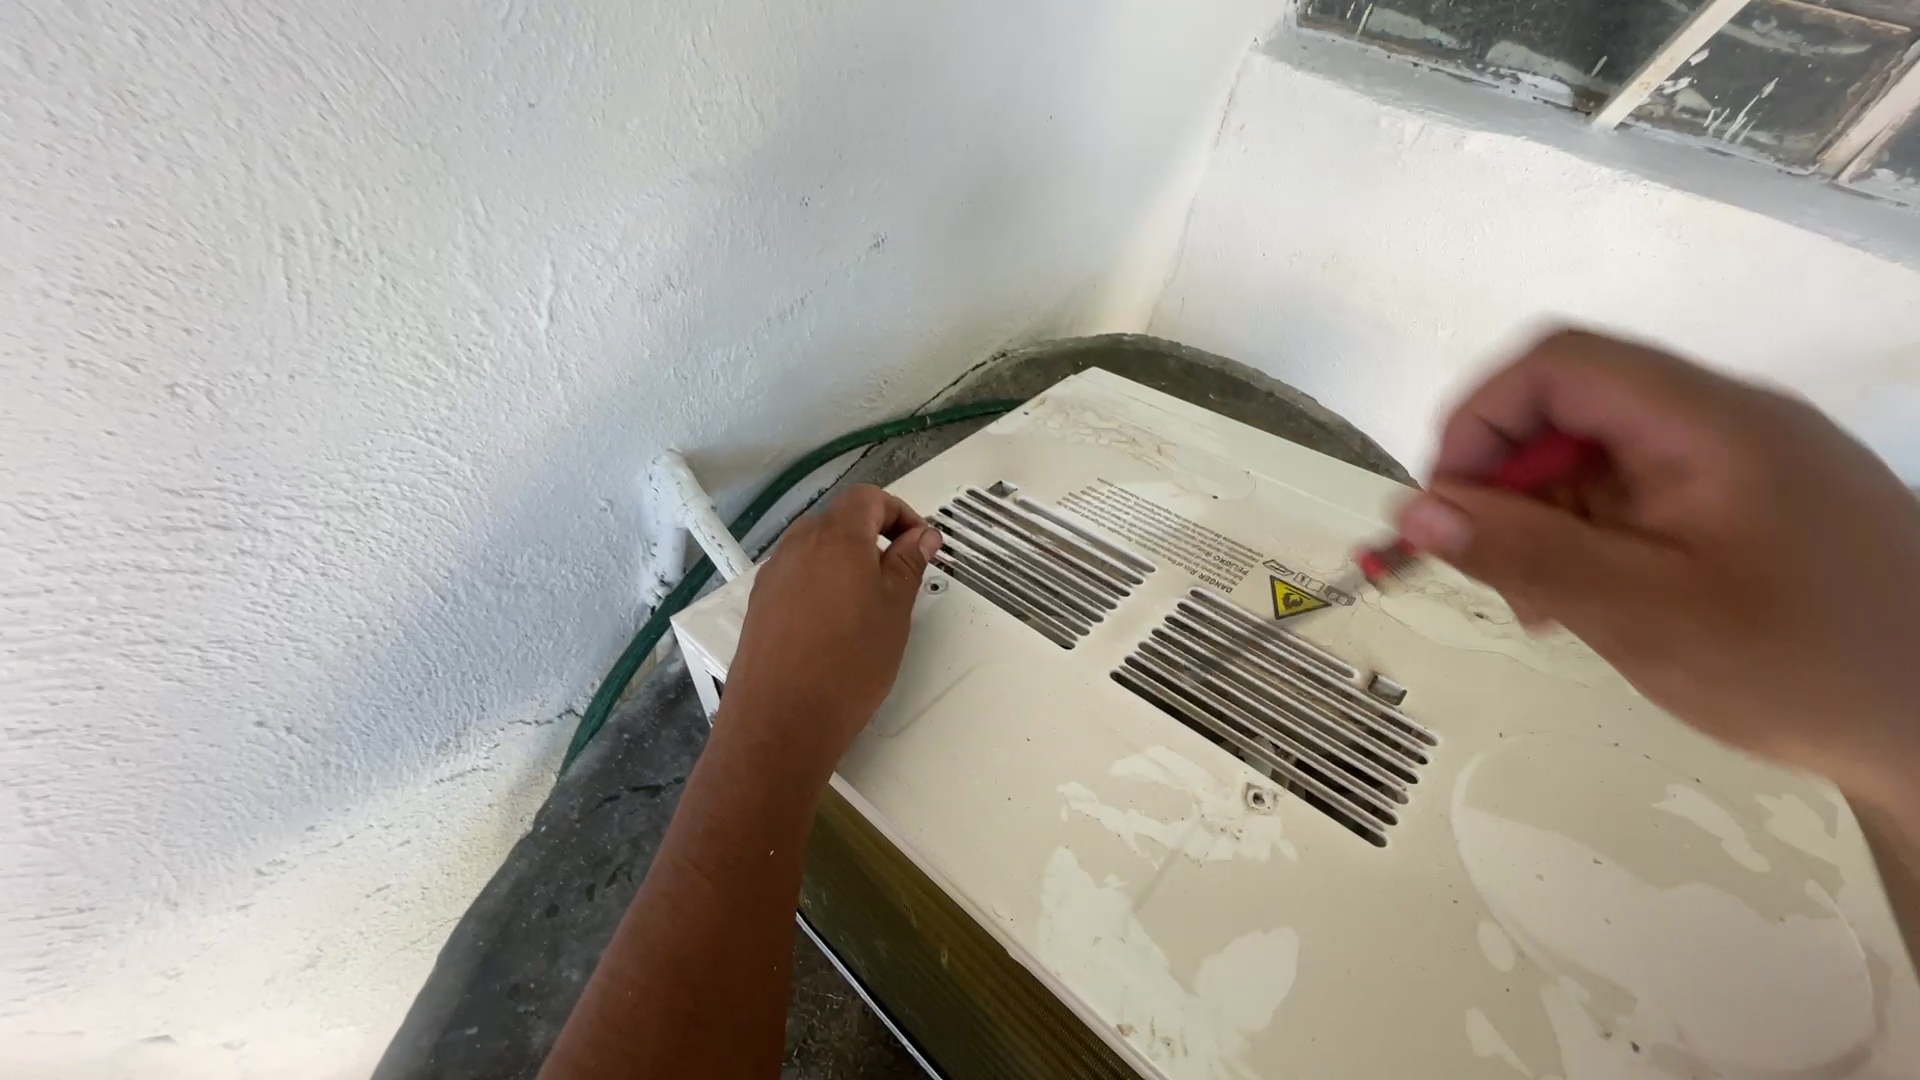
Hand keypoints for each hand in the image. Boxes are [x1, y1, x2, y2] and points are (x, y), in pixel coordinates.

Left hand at [717, 484, 941, 776]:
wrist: (781, 719)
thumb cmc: (850, 661)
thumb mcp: (895, 609)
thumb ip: (908, 562)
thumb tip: (922, 535)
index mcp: (836, 536)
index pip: (868, 498)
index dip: (900, 513)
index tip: (921, 545)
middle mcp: (797, 544)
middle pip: (839, 519)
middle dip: (873, 535)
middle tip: (899, 574)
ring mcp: (773, 574)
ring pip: (816, 547)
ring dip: (846, 560)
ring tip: (868, 602)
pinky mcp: (759, 603)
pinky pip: (797, 575)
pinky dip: (821, 582)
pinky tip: (834, 624)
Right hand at [1395, 330, 1919, 810]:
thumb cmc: (1807, 668)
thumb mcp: (1641, 613)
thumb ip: (1520, 553)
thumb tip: (1410, 511)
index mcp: (1706, 424)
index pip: (1556, 365)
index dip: (1478, 420)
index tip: (1446, 504)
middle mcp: (1715, 423)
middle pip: (1561, 412)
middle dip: (1499, 487)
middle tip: (1486, 568)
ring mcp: (1724, 464)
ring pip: (1578, 461)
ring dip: (1531, 523)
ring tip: (1539, 604)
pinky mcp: (1726, 504)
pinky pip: (1616, 498)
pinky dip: (1572, 541)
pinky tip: (1577, 600)